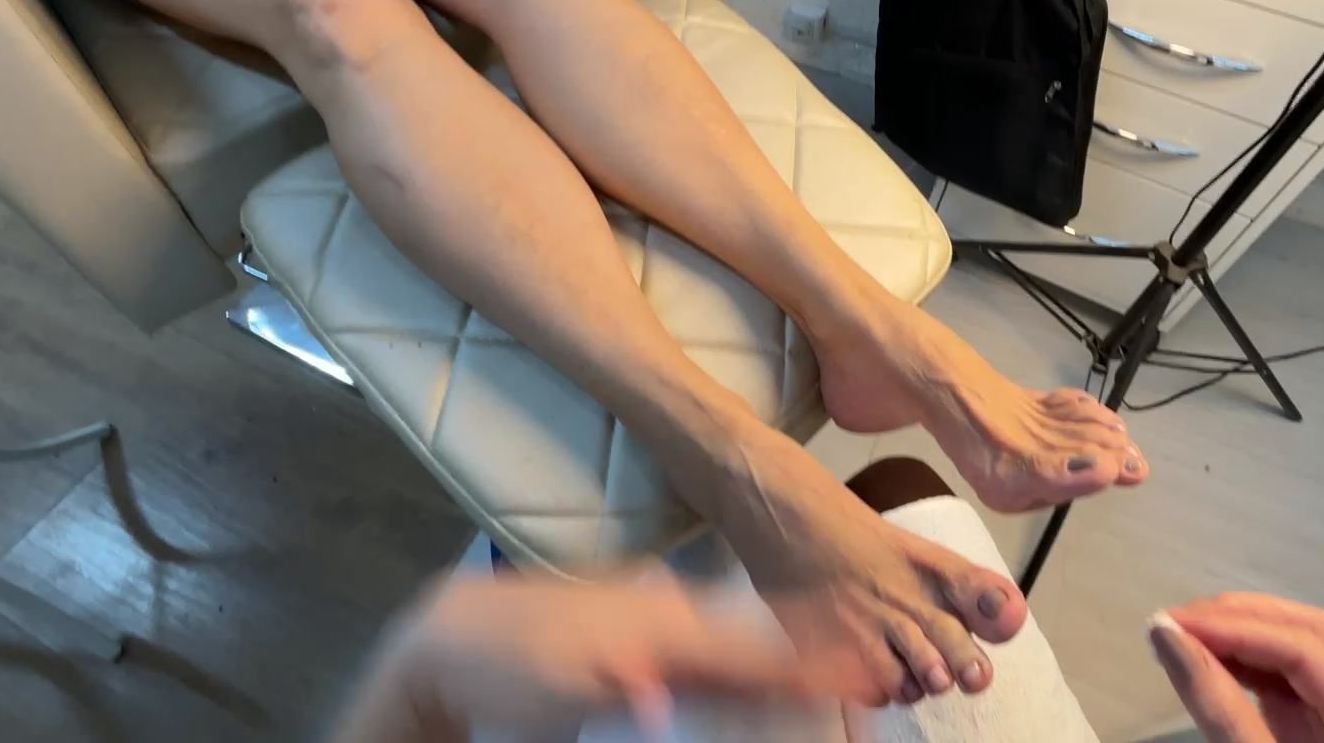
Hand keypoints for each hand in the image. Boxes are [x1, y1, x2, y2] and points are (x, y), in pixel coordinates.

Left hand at [333, 572, 867, 740]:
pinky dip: (745, 652)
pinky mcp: (643, 628)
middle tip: (861, 675)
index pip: (747, 650)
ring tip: (828, 666)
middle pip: (754, 638)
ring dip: (783, 654)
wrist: (462, 632)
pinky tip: (758, 663)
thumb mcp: (561, 687)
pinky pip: (710, 639)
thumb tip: (665, 710)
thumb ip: (625, 691)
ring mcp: (657, 616)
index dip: (803, 666)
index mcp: (660, 626)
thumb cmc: (511, 663)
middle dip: (808, 656)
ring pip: (736, 636)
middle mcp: (669, 614)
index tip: (856, 675)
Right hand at [1149, 593, 1323, 742]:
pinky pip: (1287, 675)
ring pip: (1297, 646)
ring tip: (1181, 637)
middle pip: (1310, 632)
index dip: (1235, 627)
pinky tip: (1207, 661)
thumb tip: (1162, 631)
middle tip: (1174, 624)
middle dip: (1236, 618)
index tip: (1169, 624)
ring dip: (1235, 634)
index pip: (1307, 646)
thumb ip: (1219, 706)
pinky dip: (1241, 661)